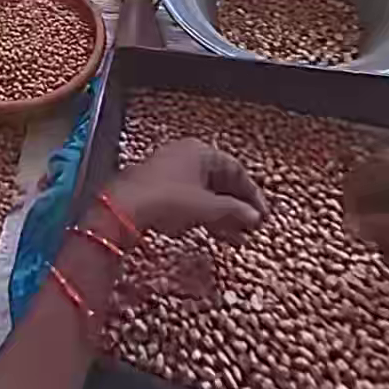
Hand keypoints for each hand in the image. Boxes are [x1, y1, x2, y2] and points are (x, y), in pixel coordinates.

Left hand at [104, 139, 267, 241]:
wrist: (125, 206)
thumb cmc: (169, 200)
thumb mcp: (207, 208)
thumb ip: (234, 211)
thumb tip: (254, 217)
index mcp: (200, 151)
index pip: (236, 169)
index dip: (252, 194)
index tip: (263, 216)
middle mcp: (185, 154)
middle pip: (220, 179)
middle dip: (237, 205)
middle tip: (252, 228)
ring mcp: (170, 168)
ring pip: (205, 190)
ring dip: (222, 212)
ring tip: (237, 237)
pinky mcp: (158, 184)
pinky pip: (189, 196)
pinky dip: (204, 213)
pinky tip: (214, 231)